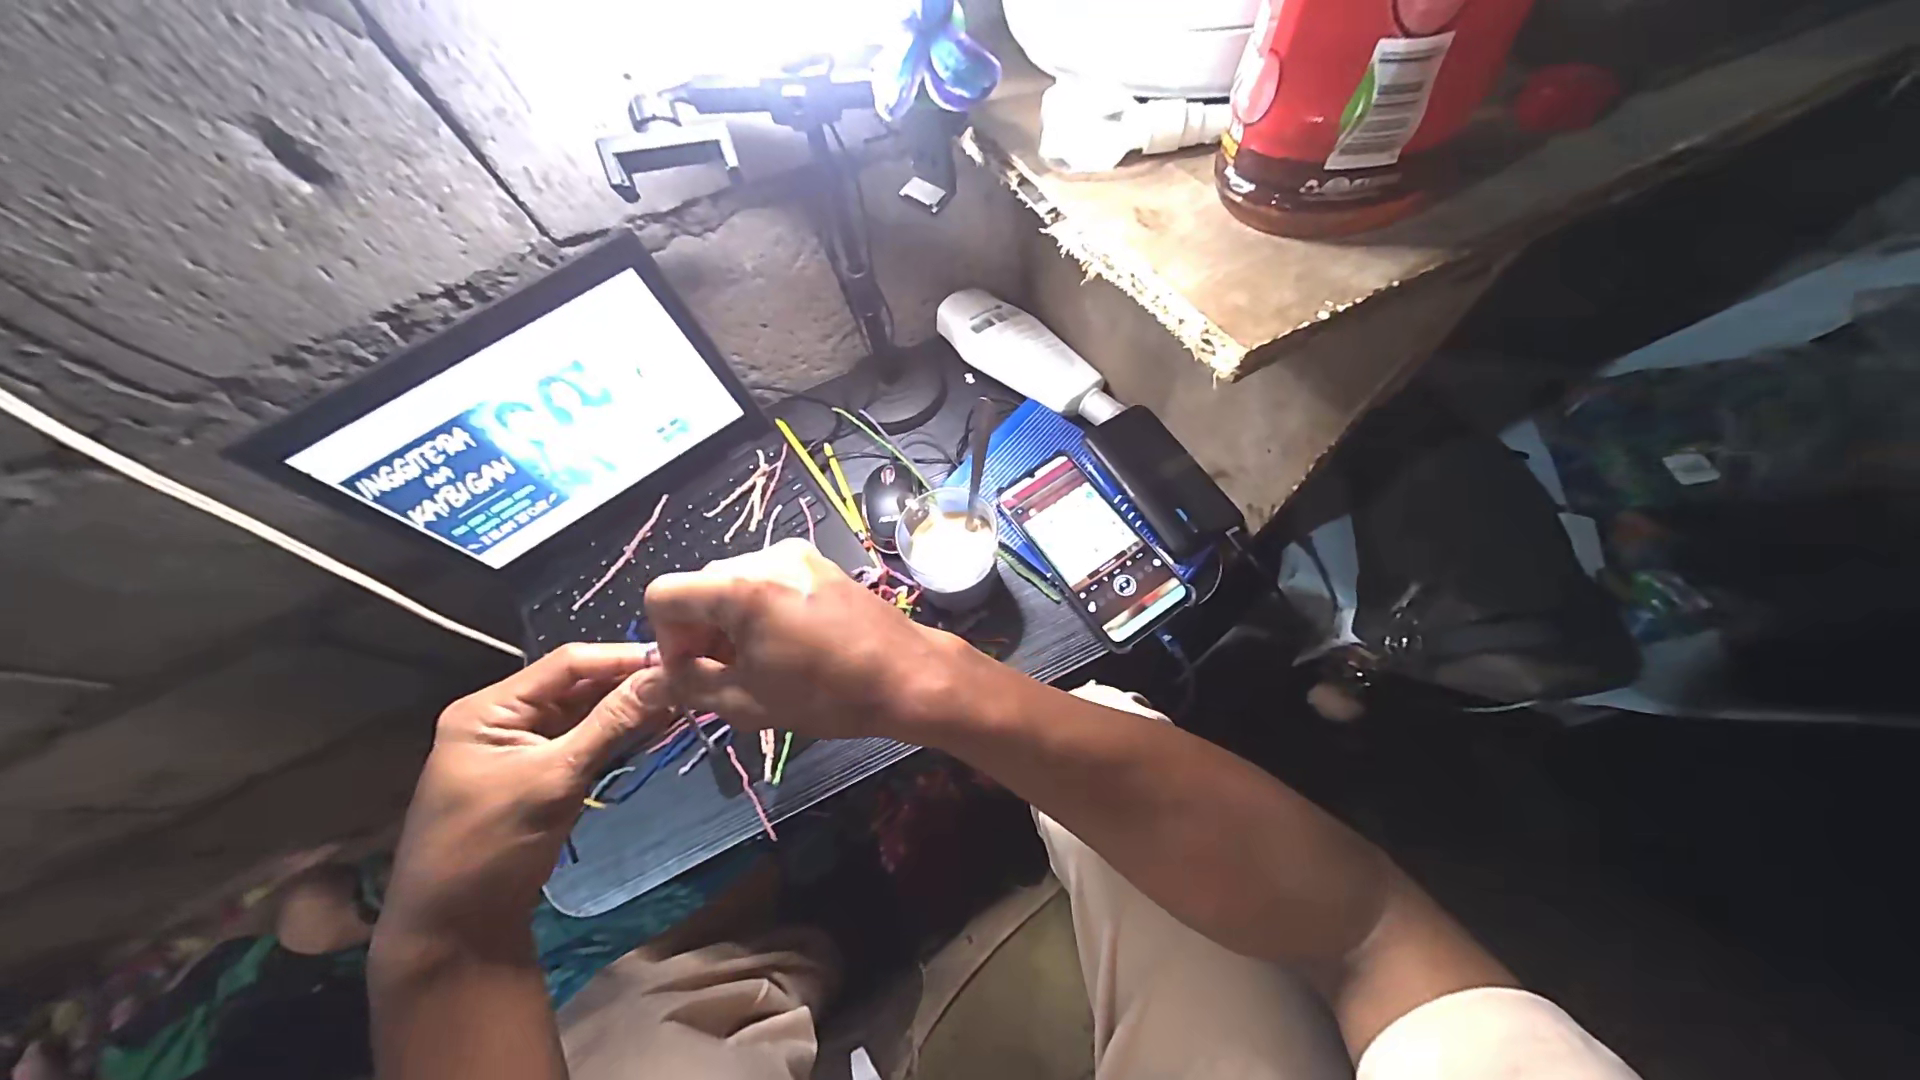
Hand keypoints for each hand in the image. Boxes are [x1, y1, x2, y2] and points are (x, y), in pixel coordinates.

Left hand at [375, 643, 673, 962]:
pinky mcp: (542, 768)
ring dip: (630, 707)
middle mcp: (506, 715)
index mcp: (490, 708)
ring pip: (588, 710)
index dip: (624, 657)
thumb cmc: (492, 847)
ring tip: (681, 700)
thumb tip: (665, 676)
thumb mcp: (556, 778)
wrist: (455, 933)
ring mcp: (524, 743)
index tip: (678, 658)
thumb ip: (612, 722)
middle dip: (631, 682)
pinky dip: (620, 732)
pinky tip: (656, 725)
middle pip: (580, 683)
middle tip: (686, 681)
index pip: (569, 663)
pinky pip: (587, 737)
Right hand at [645, 539, 977, 739]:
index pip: (664, 594)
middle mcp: (766, 556)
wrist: (908, 674)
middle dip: (699, 630)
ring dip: (729, 620)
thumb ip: (689, 685)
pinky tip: (785, 641)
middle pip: (701, 587)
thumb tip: (660, 678)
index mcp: (741, 587)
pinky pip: (768, 578)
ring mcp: (798, 554)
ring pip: (735, 582)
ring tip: (758, 661)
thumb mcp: (747, 701)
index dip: (666, 639)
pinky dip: (759, 607)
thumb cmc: (828, 694)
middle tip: (724, 673)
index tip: (693, 672)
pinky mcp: (821, 562)